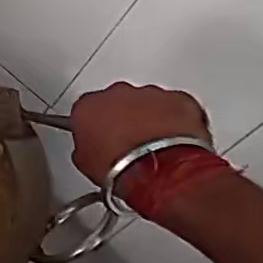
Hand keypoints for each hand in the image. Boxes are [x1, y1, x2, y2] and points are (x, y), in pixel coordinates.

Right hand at [66, 82, 212, 184]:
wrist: (157, 169)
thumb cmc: (120, 166)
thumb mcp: (84, 162)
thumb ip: (85, 145)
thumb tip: (92, 148)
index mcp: (88, 106)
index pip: (84, 109)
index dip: (92, 124)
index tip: (97, 135)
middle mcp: (117, 94)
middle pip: (116, 99)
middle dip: (121, 115)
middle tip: (125, 139)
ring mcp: (149, 94)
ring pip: (147, 100)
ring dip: (148, 116)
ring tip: (151, 142)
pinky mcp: (178, 99)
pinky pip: (175, 105)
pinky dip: (175, 118)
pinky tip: (173, 138)